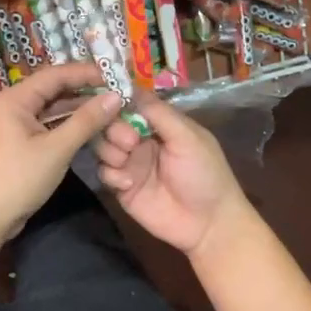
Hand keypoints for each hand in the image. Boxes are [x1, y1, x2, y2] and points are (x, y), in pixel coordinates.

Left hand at [0, 63, 121, 240]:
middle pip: (57, 93)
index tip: (117, 78)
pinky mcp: (22, 146)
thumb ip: (86, 121)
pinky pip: (51, 130)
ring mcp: (18, 127)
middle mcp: (15, 106)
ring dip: (82, 117)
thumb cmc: (19, 179)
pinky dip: (71, 132)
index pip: (57, 74)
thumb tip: (115, 97)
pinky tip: (94, 135)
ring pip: (56, 113)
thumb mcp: (56, 149)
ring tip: (113, 119)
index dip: (88, 74)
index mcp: (17, 99)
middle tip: (120, 101)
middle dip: (88, 98)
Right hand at [92, 95, 250, 256]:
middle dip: (114, 129)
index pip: (131, 104)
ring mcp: (131, 164)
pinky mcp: (122, 188)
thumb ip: (159, 113)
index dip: (118, 102)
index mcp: (160, 125)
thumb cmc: (205, 174)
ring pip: (103, 147)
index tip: (110, 103)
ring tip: (125, 160)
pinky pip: (104, 173)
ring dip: (109, 150)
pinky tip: (128, 183)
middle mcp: (142, 141)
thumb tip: (131, 87)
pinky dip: (111, 174)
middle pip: (111, 124)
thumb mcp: (187, 138)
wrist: (208, 223)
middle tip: (130, 142)